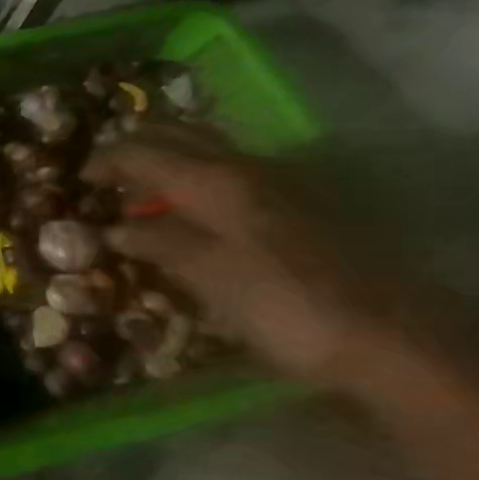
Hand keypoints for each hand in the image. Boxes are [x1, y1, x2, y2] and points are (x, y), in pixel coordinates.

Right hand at [85, 130, 391, 384]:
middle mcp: (245, 167)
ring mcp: (281, 183)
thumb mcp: (205, 276)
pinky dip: (198, 181)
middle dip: (135, 149)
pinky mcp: (304, 206)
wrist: (398, 343)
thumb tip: (116, 229)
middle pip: (176, 136)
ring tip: (145, 195)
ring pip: (207, 151)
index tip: (79, 181)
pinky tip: (194, 213)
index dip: (103, 161)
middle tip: (109, 177)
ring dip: (169, 163)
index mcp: (213, 179)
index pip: (139, 150)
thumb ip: (156, 242)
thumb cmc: (282, 305)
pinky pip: (232, 174)